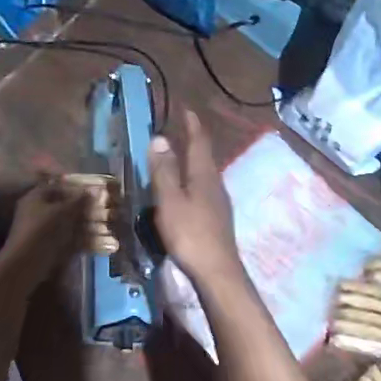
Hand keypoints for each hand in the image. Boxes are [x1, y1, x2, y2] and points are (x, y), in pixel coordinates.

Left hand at [0, 178, 88, 290]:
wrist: (26, 263)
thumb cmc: (42, 230)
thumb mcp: (63, 211)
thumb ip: (78, 201)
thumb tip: (94, 190)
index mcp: (35, 197)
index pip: (57, 187)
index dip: (75, 189)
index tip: (92, 193)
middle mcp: (36, 211)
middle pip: (62, 206)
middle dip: (80, 208)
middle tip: (98, 211)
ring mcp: (41, 230)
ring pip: (65, 223)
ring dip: (81, 224)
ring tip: (99, 226)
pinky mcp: (46, 245)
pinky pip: (65, 238)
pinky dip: (77, 239)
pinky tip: (92, 241)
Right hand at [148, 110, 243, 287]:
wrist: (217, 271)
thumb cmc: (190, 234)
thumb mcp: (170, 201)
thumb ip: (164, 171)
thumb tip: (161, 138)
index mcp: (204, 175)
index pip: (199, 142)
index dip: (192, 124)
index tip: (186, 109)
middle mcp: (215, 184)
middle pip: (204, 157)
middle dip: (193, 141)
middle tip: (181, 129)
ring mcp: (219, 203)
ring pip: (205, 174)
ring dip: (193, 162)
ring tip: (180, 157)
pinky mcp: (217, 219)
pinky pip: (204, 190)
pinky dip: (193, 181)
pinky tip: (186, 191)